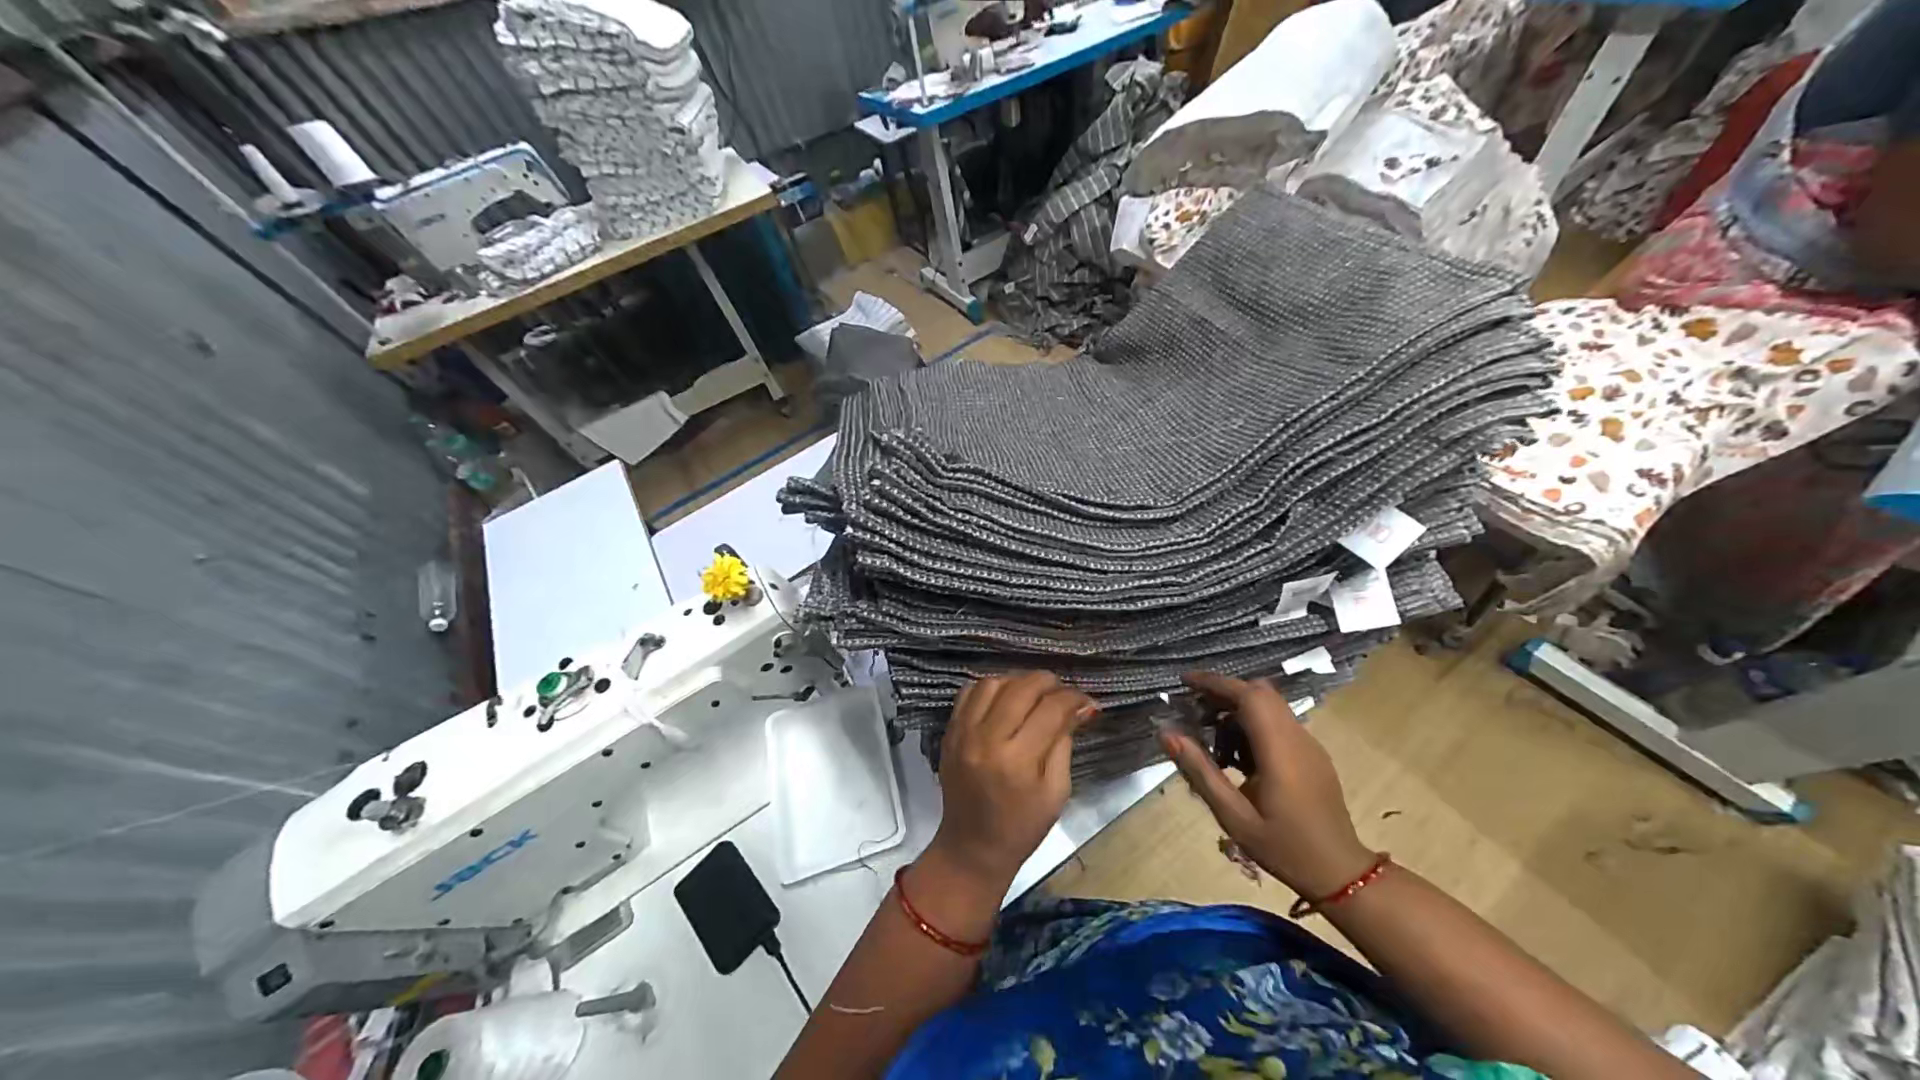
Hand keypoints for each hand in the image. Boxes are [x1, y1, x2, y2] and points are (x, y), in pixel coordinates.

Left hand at [926, 672, 1097, 890]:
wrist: (972, 847)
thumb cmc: (1022, 827)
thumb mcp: (1056, 791)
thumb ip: (1064, 743)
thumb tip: (1080, 707)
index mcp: (1017, 760)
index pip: (1051, 709)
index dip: (1074, 698)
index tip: (1086, 701)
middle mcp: (986, 739)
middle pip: (1021, 688)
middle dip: (1048, 682)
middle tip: (1062, 691)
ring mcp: (963, 733)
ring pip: (992, 683)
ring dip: (1017, 681)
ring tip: (1033, 693)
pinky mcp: (949, 732)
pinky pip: (968, 693)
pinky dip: (990, 687)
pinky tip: (1005, 698)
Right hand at [1161, 671, 1374, 899]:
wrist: (1341, 874)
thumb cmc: (1284, 847)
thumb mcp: (1233, 816)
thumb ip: (1200, 771)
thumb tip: (1167, 733)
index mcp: (1280, 750)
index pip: (1249, 696)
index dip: (1215, 683)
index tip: (1185, 682)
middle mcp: (1298, 738)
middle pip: (1260, 693)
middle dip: (1224, 692)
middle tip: (1192, 708)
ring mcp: (1309, 745)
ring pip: (1270, 706)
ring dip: (1237, 708)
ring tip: (1208, 734)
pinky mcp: (1311, 755)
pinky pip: (1278, 723)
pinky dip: (1252, 723)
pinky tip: (1235, 754)